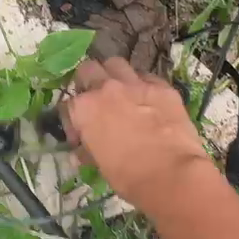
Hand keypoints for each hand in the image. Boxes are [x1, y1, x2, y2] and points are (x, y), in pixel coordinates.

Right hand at [66, 58, 216, 216]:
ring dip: (114, 76)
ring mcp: (136, 84)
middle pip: (88, 69)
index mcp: (84, 108)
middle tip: (96, 101)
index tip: (80, 137)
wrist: (171, 173)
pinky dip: (143, 86)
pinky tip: (148, 101)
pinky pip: (148, 77)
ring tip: (121, 93)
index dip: (72, 121)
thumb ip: (88, 149)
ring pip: (117, 64)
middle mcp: (106, 88)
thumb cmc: (127, 175)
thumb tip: (83, 151)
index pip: (68, 105)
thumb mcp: (98, 163)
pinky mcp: (163, 87)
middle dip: (88, 82)